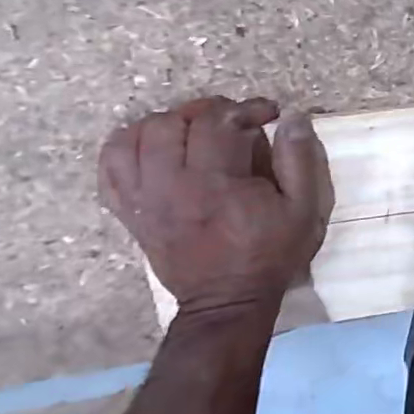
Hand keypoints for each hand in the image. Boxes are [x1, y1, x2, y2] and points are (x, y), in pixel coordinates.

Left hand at [100, 97, 333, 318]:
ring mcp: (144, 200)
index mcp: (216, 183)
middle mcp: (171, 186)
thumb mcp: (304, 210)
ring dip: (164, 124)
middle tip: (231, 122)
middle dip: (205, 112)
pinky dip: (125, 148)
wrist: (227, 304)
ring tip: (190, 131)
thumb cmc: (269, 255)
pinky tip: (152, 148)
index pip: (218, 121)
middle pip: (171, 123)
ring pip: (133, 138)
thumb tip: (292, 118)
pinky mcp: (131, 214)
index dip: (244, 108)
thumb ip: (300, 160)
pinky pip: (110, 169)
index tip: (267, 113)